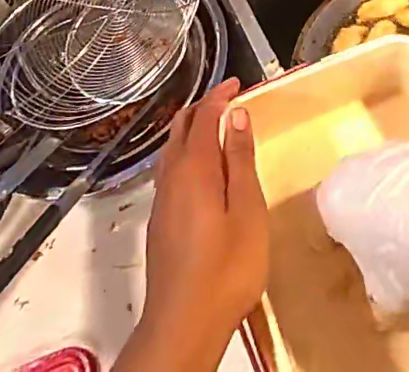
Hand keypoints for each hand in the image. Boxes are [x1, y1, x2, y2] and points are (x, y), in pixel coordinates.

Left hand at [118, 79, 267, 371]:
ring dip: (192, 129)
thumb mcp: (247, 208)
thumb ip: (239, 160)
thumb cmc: (227, 266)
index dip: (220, 95)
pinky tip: (204, 169)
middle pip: (180, 129)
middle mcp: (171, 179)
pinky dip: (187, 152)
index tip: (237, 82)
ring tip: (218, 126)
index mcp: (194, 169)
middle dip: (202, 107)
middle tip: (229, 98)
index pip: (203, 117)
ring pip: (172, 150)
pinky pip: (171, 170)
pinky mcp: (161, 223)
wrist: (183, 326)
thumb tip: (237, 116)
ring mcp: (162, 202)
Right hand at [316, 143, 408, 319]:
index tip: (345, 276)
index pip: (317, 233)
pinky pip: (396, 177)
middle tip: (371, 257)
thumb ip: (366, 297)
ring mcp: (381, 152)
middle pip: (343, 204)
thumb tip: (370, 297)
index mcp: (329, 201)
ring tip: (403, 238)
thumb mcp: (385, 296)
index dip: (330, 259)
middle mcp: (348, 169)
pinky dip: (403, 195)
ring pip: (369, 187)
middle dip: (353, 229)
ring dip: (378, 209)